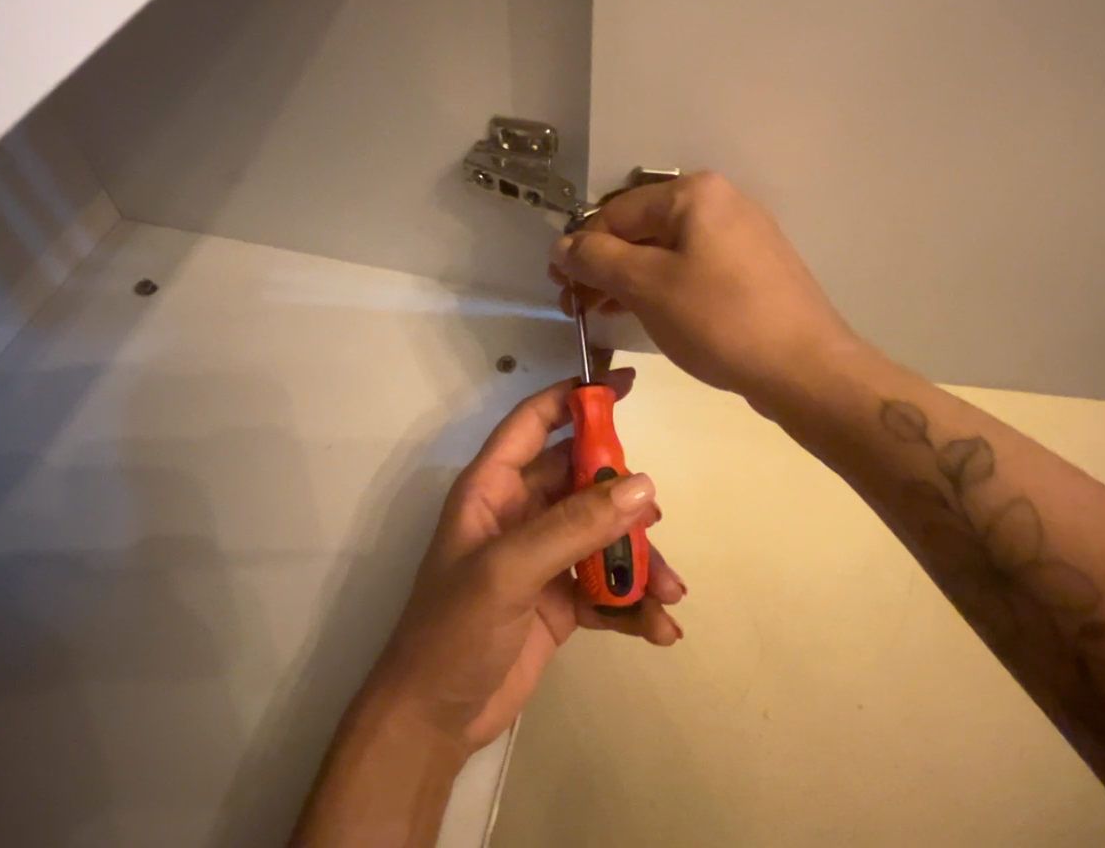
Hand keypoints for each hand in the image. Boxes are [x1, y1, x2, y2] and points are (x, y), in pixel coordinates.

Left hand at [363, 370, 685, 752]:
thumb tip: (643, 485)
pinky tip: (658, 630)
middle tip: (657, 521)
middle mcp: (520, 515)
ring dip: (639, 561)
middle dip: (625, 498)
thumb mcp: (508, 570)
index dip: (575, 399)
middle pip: (584, 482)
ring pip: (603, 537)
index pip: (534, 423)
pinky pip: (607, 589)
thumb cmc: (453, 630)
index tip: (626, 385)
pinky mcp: (561, 602)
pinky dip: (634, 605)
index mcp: (492, 489)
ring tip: (671, 592)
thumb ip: (573, 526)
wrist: (433, 719)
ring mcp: (543, 559)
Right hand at [550, 172, 859, 407]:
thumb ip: (597, 259)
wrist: (805, 368)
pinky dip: (663, 287)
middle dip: (604, 266)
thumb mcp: (647, 287)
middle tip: (577, 306)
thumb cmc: (719, 320)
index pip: (615, 212)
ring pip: (667, 251)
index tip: (559, 289)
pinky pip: (694, 268)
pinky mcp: (754, 270)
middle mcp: (721, 202)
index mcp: (695, 194)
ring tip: (605, 313)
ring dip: (629, 279)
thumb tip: (562, 246)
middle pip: (642, 229)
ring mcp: (743, 236)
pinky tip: (648, 314)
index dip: (580, 249)